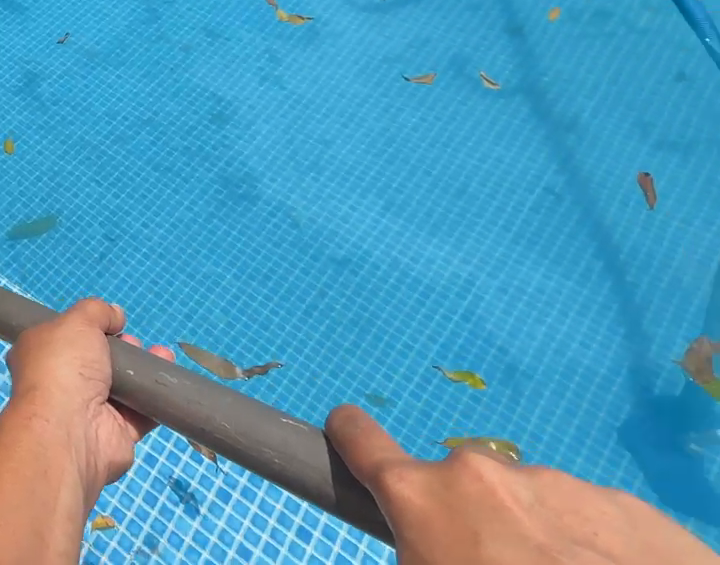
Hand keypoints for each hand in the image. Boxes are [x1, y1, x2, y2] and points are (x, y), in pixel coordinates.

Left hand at [5, 299, 173, 495]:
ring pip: (120, 384)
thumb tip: (115, 313)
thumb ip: (96, 311)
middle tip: (132, 343)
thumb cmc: (63, 365)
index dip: (86, 328)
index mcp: (38, 352)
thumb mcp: (77, 322)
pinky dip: (154, 397)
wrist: (72, 427)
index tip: (109, 323)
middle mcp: (58, 380)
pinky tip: (166, 379)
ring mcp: (86, 408)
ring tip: (159, 354)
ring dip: (141, 369)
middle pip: (94, 359)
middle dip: (118, 347)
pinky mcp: (114, 432)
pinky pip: (139, 412)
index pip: (62, 336)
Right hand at [327, 405, 719, 563]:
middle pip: (460, 484)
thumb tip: (422, 548)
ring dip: (542, 537)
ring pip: (533, 503)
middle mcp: (476, 472)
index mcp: (418, 494)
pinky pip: (599, 520)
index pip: (355, 433)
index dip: (351, 441)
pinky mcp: (634, 509)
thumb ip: (415, 554)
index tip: (359, 457)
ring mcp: (559, 485)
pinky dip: (603, 551)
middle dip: (477, 522)